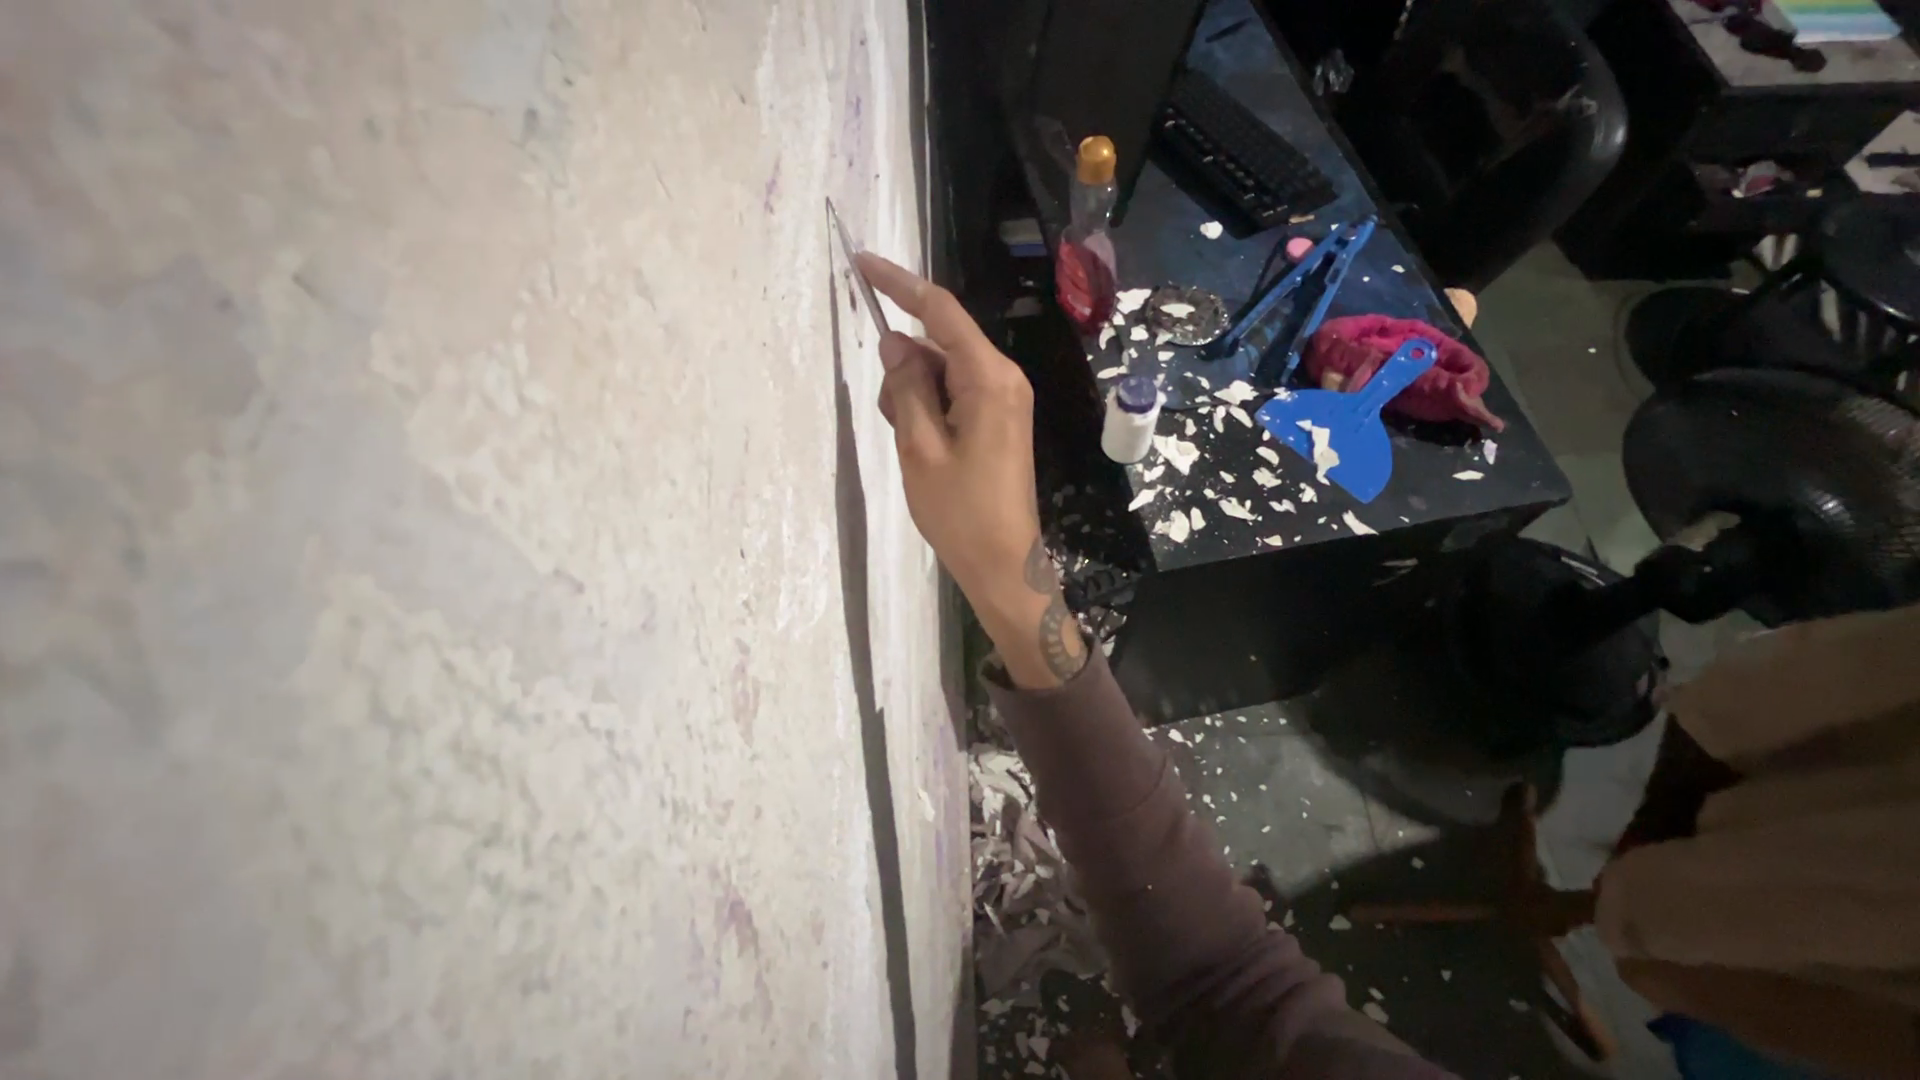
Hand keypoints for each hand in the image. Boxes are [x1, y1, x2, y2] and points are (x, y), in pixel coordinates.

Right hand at [856, 252, 1087, 687]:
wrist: (1003, 563)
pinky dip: (929, 407)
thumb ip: (905, 387)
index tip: (862, 262)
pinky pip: (955, 394)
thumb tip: (896, 342)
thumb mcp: (919, 447)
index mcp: (989, 379)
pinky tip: (919, 445)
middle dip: (905, 365)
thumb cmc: (960, 510)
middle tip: (892, 417)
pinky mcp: (999, 420)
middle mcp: (1003, 380)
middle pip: (940, 343)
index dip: (899, 284)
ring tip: (909, 444)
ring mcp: (1004, 401)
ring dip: (914, 392)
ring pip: (944, 371)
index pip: (940, 311)